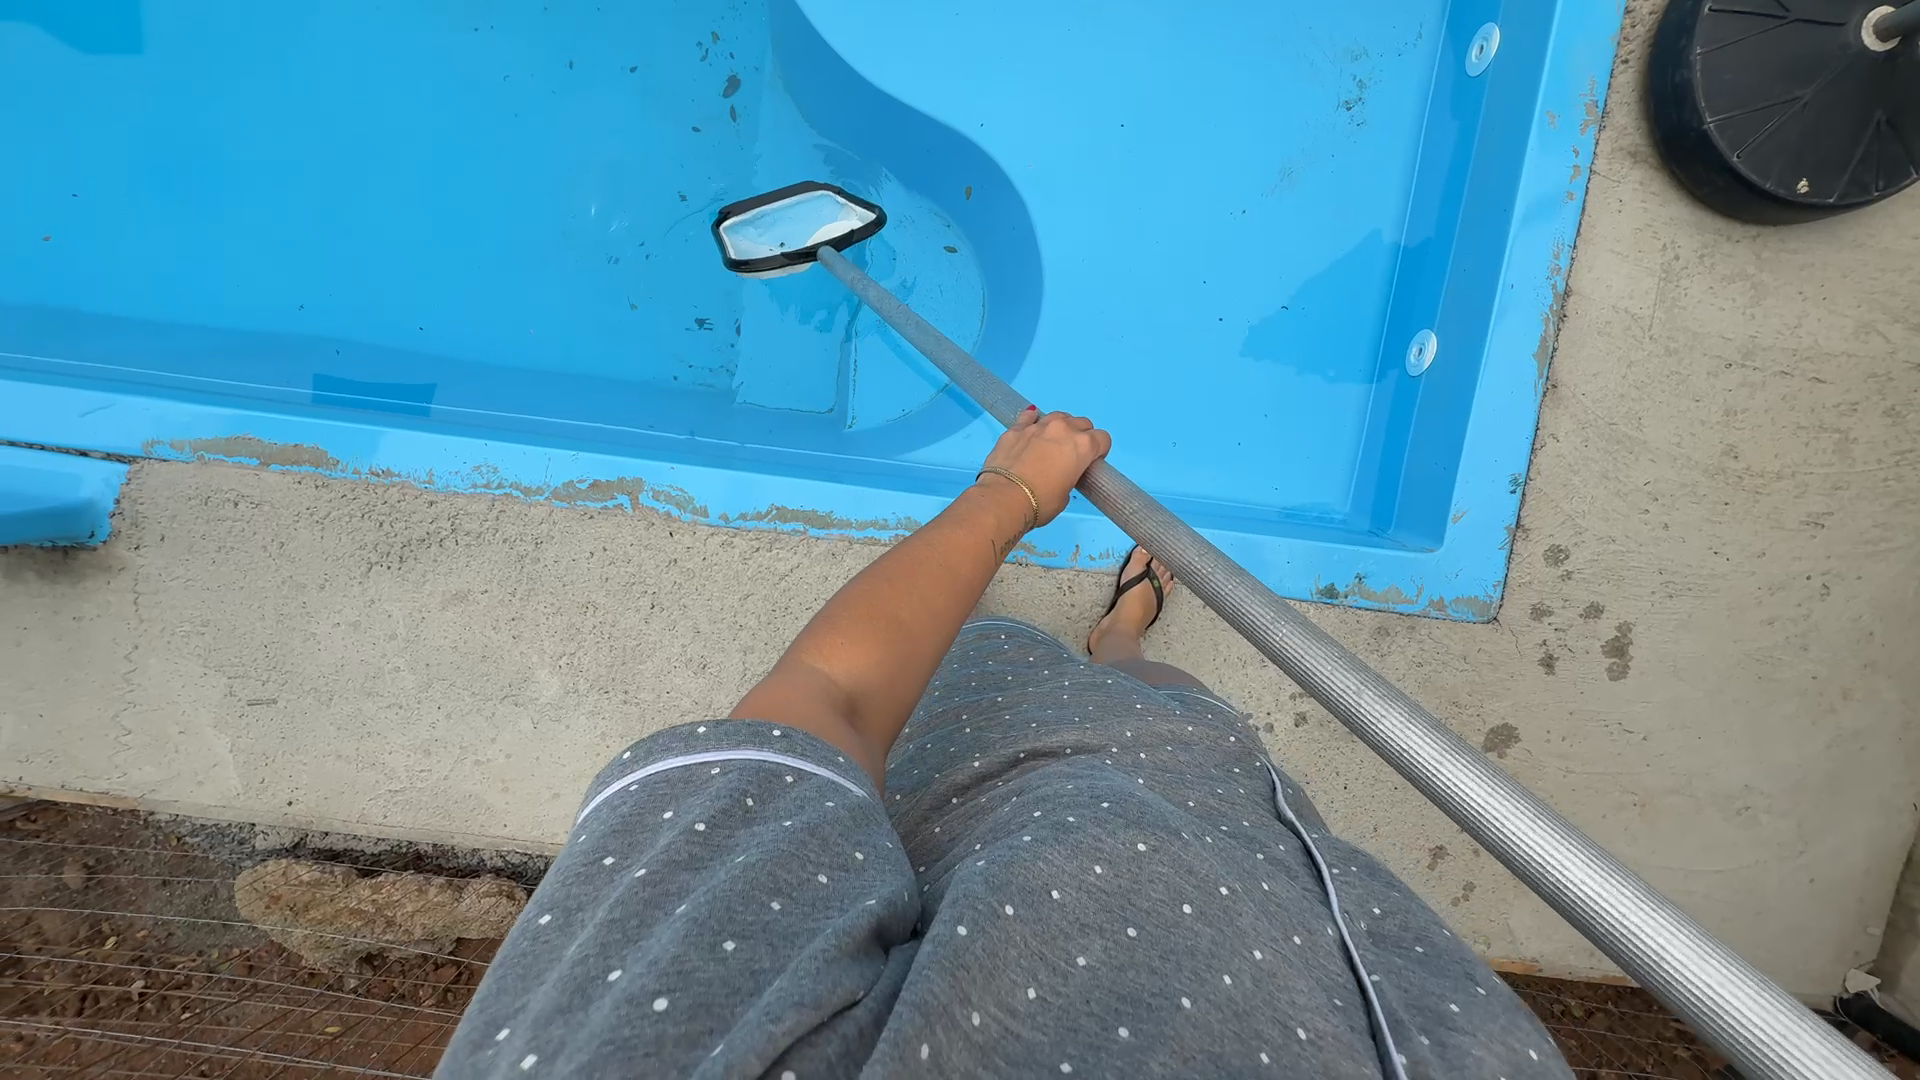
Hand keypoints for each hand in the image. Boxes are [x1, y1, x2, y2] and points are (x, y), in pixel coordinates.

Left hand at [978, 406, 1111, 525]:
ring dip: (1060, 426)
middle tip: (1071, 454)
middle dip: (1081, 436)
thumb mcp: (1065, 496)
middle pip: (1082, 423)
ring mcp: (1038, 426)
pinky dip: (1032, 420)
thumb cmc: (1040, 503)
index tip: (1090, 462)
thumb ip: (1068, 478)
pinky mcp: (1015, 429)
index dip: (1099, 451)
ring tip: (1053, 441)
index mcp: (1083, 446)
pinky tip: (1031, 424)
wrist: (1003, 499)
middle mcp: (1063, 429)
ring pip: (1058, 416)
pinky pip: (1028, 417)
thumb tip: (1060, 474)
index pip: (1103, 439)